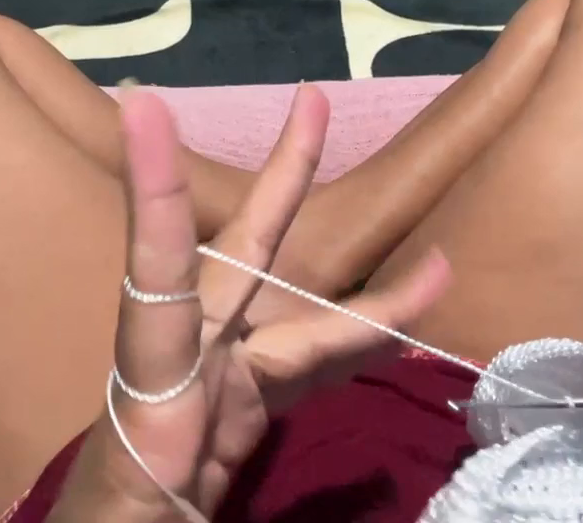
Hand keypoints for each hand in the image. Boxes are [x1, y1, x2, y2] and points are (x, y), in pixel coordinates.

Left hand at [52, 86, 450, 520]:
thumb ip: (166, 499)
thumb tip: (293, 445)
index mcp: (150, 391)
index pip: (157, 277)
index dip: (159, 196)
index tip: (145, 109)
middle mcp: (187, 365)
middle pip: (244, 257)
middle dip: (284, 179)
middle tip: (312, 100)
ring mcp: (219, 383)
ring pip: (302, 324)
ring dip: (371, 303)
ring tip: (437, 274)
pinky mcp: (241, 410)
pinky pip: (307, 367)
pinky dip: (353, 349)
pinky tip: (402, 338)